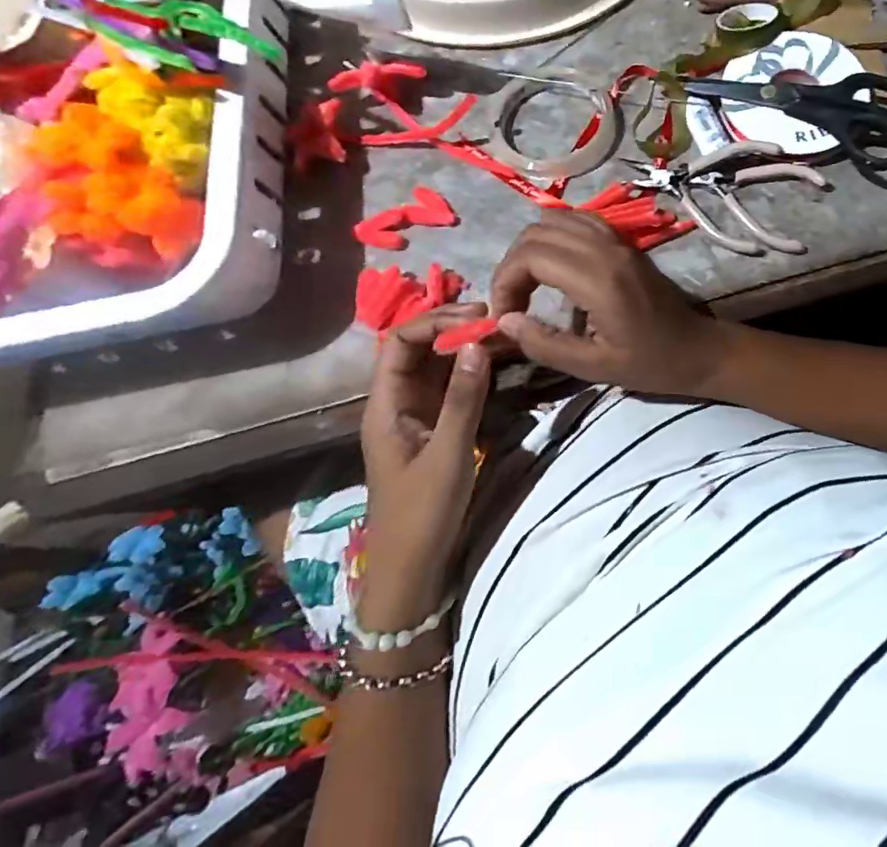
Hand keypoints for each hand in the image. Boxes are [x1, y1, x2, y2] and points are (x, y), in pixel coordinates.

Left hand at [357, 304, 494, 630]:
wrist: (412, 567)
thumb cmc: (423, 513)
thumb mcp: (448, 454)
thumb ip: (464, 398)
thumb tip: (478, 344)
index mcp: (385, 405)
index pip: (401, 343)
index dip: (435, 322)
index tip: (478, 318)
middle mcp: (397, 402)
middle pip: (417, 349)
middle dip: (452, 327)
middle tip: (496, 320)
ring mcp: (416, 415)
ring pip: (436, 366)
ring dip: (464, 346)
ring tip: (501, 333)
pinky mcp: (435, 428)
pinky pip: (450, 387)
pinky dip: (471, 370)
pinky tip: (495, 363)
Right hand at [489, 211, 728, 395]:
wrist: (699, 350)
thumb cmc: (651, 363)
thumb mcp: (594, 367)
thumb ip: (544, 344)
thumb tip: (504, 320)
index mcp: (600, 279)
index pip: (530, 255)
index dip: (504, 281)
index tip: (504, 314)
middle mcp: (607, 249)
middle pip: (537, 232)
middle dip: (512, 265)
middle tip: (512, 303)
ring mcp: (618, 241)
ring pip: (556, 219)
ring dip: (531, 247)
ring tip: (528, 285)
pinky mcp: (624, 243)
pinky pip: (579, 221)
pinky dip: (555, 236)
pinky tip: (553, 268)